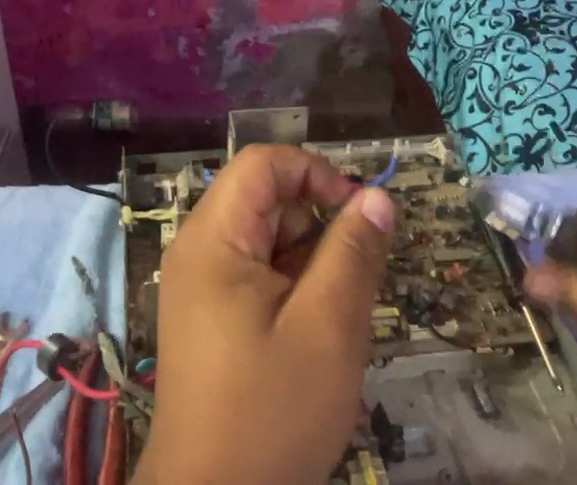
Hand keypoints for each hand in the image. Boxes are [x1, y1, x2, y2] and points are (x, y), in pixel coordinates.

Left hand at [132, 144, 394, 484]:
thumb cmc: (270, 412)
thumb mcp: (328, 329)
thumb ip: (354, 254)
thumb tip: (377, 196)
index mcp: (213, 239)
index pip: (263, 164)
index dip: (316, 173)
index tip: (361, 214)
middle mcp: (199, 250)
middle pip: (266, 201)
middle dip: (317, 228)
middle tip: (351, 284)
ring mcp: (201, 284)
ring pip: (268, 240)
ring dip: (310, 265)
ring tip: (329, 322)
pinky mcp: (210, 315)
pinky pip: (258, 275)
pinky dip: (293, 291)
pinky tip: (310, 337)